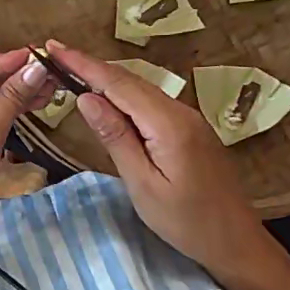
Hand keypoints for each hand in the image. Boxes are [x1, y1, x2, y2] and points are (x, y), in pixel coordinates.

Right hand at [50, 42, 289, 289]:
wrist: (235, 240)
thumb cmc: (186, 222)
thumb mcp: (143, 185)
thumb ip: (116, 138)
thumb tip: (87, 98)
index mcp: (168, 124)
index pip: (118, 84)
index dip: (84, 64)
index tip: (53, 48)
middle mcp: (181, 111)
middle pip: (130, 81)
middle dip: (91, 66)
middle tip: (55, 56)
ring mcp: (189, 119)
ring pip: (142, 90)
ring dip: (107, 79)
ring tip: (72, 71)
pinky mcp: (191, 130)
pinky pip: (152, 103)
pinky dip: (125, 96)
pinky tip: (108, 100)